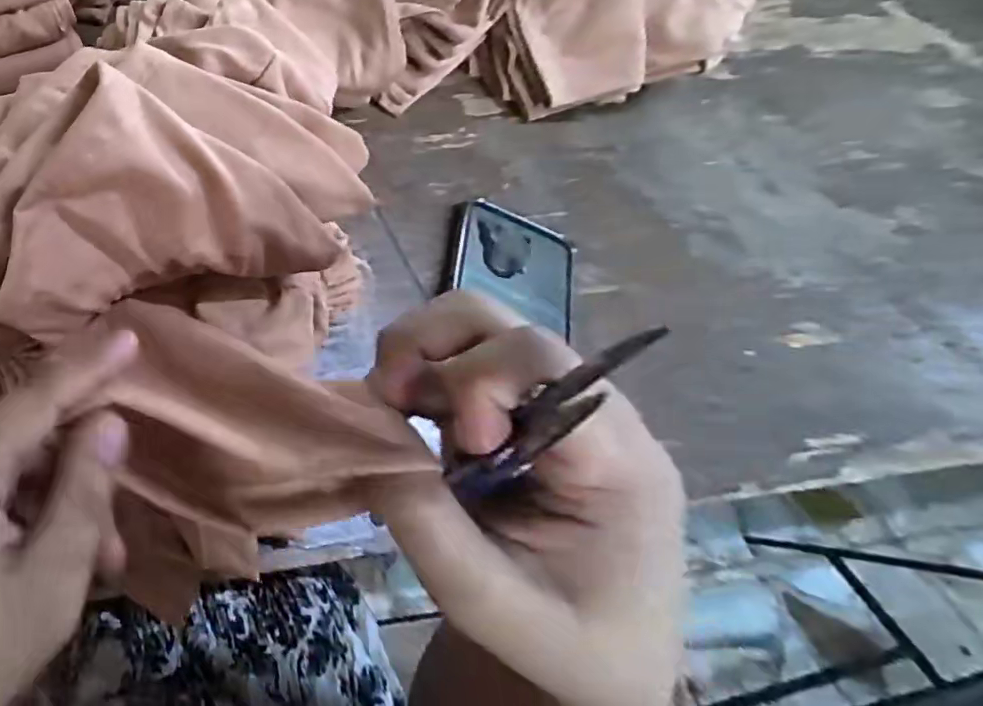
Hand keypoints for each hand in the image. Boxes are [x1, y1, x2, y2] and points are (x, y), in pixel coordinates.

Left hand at [0, 329, 136, 705]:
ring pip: (30, 460)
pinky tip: (67, 554)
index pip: (41, 395)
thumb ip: (84, 493)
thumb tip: (111, 421)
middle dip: (87, 471)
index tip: (131, 334)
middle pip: (40, 434)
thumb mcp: (49, 580)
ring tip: (101, 561)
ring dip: (69, 501)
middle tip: (118, 534)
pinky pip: (8, 479)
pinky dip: (43, 509)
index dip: (91, 363)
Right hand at [361, 291, 686, 705]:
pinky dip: (416, 368)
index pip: (541, 360)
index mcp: (616, 461)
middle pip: (497, 323)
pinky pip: (457, 351)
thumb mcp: (484, 600)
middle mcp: (590, 411)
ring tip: (398, 407)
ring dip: (416, 353)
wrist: (583, 659)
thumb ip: (425, 522)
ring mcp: (549, 401)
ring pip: (469, 323)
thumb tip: (366, 432)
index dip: (477, 382)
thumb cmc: (551, 641)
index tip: (462, 448)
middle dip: (427, 348)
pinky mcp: (516, 403)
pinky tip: (411, 413)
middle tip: (396, 401)